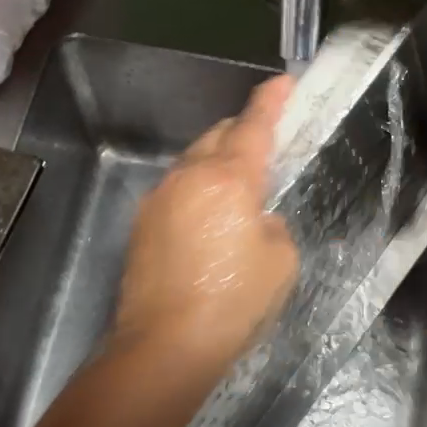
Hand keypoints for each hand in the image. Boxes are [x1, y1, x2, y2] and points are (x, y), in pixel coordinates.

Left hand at [112, 76, 299, 373]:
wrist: (166, 345)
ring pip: (192, 164)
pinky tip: (208, 224)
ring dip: (216, 165)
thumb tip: (254, 219)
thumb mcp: (281, 261)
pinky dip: (197, 194)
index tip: (284, 81)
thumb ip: (272, 224)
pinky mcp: (141, 226)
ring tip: (238, 191)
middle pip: (217, 137)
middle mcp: (188, 177)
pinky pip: (177, 193)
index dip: (272, 101)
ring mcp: (158, 200)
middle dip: (242, 133)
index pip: (254, 126)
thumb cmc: (234, 303)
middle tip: (266, 146)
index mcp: (229, 179)